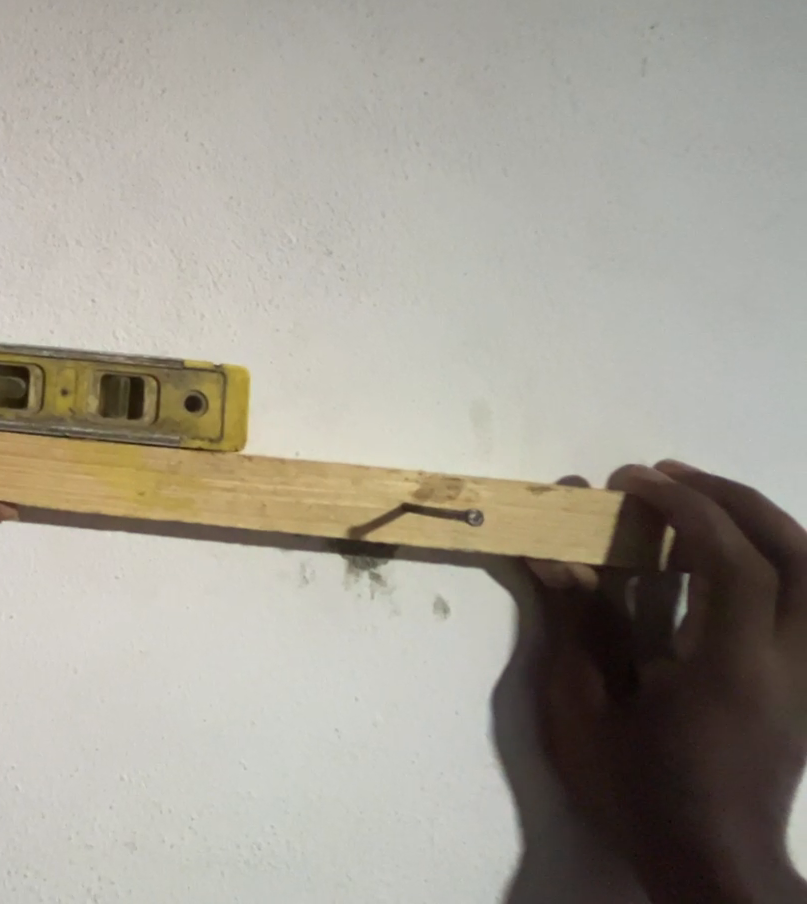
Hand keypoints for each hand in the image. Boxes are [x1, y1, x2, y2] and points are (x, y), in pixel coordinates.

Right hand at [529, 461, 806, 903]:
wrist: (709, 857)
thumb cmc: (631, 783)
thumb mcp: (582, 705)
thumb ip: (577, 626)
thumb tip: (553, 558)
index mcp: (732, 671)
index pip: (735, 566)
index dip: (685, 509)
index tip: (626, 481)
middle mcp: (792, 666)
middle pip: (802, 560)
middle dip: (734, 502)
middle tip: (664, 476)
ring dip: (766, 525)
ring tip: (698, 499)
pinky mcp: (804, 683)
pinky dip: (778, 560)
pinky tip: (726, 551)